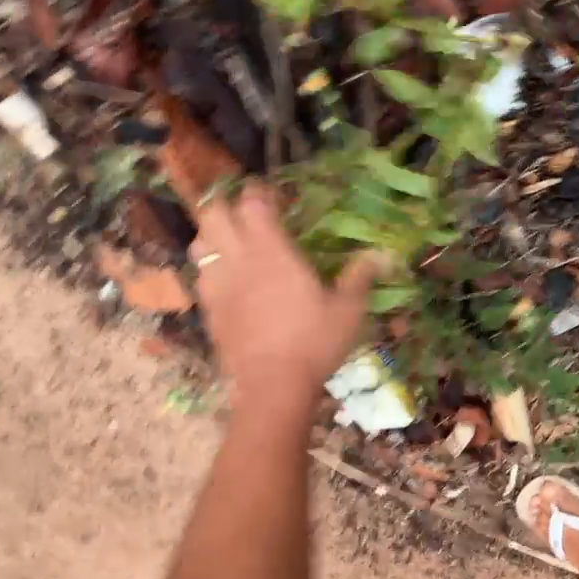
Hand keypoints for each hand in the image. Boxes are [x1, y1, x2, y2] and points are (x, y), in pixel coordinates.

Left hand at [189, 183, 379, 415]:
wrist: (273, 384)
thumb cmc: (315, 343)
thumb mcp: (348, 312)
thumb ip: (359, 279)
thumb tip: (379, 255)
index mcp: (272, 252)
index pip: (253, 204)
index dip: (259, 193)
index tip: (271, 194)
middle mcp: (237, 258)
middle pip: (213, 212)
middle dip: (227, 205)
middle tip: (246, 213)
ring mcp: (217, 282)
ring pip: (199, 240)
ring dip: (212, 234)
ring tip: (230, 242)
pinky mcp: (208, 307)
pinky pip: (201, 274)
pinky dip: (210, 267)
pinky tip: (227, 281)